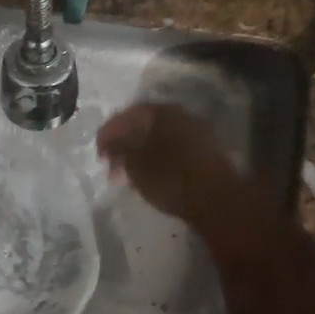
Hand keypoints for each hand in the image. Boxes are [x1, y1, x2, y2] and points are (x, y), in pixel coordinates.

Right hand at [97, 103, 242, 222]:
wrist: (215, 200)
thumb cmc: (169, 177)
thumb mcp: (134, 163)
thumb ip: (118, 147)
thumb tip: (111, 141)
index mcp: (162, 112)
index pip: (126, 116)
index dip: (108, 133)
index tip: (99, 154)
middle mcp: (180, 116)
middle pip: (143, 126)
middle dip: (124, 145)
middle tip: (111, 166)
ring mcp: (196, 133)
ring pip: (158, 139)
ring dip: (139, 154)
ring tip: (127, 176)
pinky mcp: (205, 153)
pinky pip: (172, 150)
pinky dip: (156, 160)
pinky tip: (148, 176)